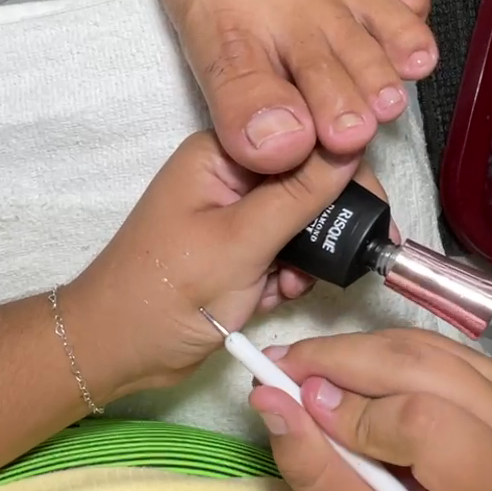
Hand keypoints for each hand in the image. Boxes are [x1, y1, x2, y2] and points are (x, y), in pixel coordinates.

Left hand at [63, 131, 360, 401]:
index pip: (301, 139)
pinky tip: (274, 295)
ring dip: (307, 257)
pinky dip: (290, 276)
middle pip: (307, 182)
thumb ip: (299, 195)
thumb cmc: (167, 291)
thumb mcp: (240, 240)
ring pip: (302, 223)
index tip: (370, 210)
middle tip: (338, 259)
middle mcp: (231, 177)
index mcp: (222, 154)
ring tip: (289, 284)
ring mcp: (236, 216)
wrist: (120, 351)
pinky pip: (287, 253)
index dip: (341, 168)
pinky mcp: (240, 252)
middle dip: (325, 224)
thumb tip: (351, 145)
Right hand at [250, 329, 491, 490]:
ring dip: (351, 350)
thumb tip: (269, 400)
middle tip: (279, 369)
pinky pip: (423, 340)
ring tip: (306, 370)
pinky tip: (347, 369)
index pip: (427, 425)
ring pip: (417, 345)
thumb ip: (318, 472)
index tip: (304, 409)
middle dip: (338, 360)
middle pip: (419, 367)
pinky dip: (374, 348)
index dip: (359, 412)